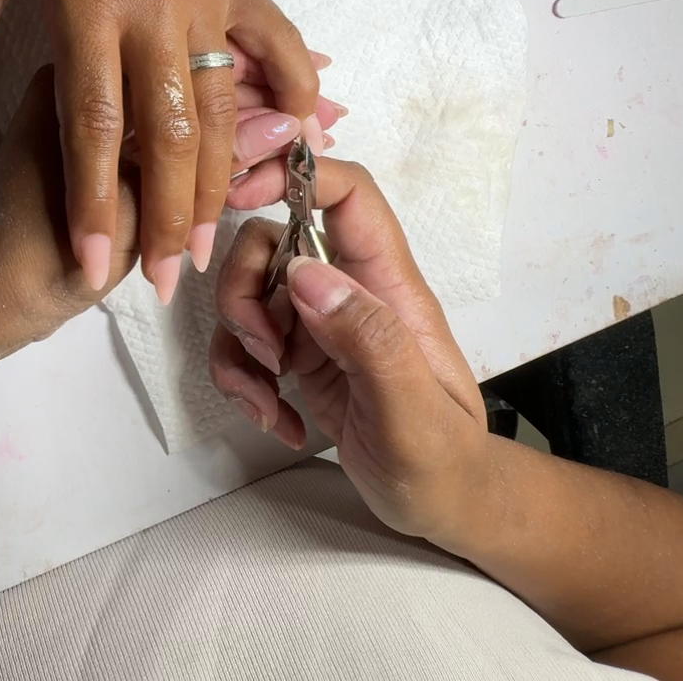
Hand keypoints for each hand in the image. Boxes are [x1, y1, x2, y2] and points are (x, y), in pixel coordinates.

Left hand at [0, 0, 322, 305]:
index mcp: (87, 4)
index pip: (92, 125)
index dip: (93, 203)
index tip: (93, 266)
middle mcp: (151, 12)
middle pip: (165, 134)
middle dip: (166, 216)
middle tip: (167, 282)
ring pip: (222, 105)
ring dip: (220, 177)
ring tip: (216, 238)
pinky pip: (272, 40)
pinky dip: (290, 85)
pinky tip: (304, 130)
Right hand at [208, 160, 489, 542]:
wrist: (442, 507)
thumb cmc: (444, 462)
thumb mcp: (413, 412)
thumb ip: (369, 339)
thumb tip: (304, 273)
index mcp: (386, 283)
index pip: (347, 195)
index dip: (295, 175)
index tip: (239, 194)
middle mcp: (345, 288)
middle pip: (268, 243)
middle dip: (242, 294)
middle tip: (267, 353)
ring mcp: (313, 320)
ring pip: (242, 292)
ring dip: (238, 346)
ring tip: (270, 402)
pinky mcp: (289, 352)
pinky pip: (238, 342)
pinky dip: (240, 379)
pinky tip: (276, 418)